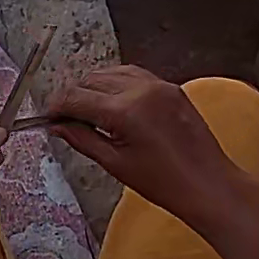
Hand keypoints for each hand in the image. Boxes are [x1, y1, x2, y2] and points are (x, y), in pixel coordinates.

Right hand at [46, 66, 248, 227]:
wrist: (209, 185)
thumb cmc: (163, 182)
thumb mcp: (114, 163)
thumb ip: (81, 138)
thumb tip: (57, 126)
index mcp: (125, 111)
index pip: (76, 97)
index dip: (56, 106)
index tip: (49, 118)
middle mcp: (141, 90)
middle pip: (89, 81)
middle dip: (72, 97)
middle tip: (64, 118)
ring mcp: (158, 85)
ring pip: (109, 73)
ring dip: (92, 87)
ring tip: (86, 111)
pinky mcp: (170, 87)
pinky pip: (132, 75)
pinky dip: (114, 83)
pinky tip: (110, 101)